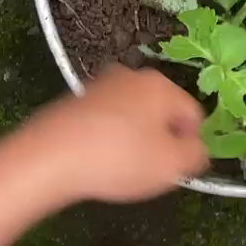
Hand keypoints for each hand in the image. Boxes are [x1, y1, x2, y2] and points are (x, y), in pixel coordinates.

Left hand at [0, 65, 208, 204]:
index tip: (178, 168)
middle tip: (151, 169)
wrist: (48, 157)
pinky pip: (107, 120)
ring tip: (122, 168)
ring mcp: (101, 85)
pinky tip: (98, 160)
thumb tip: (198, 147)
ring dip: (135, 139)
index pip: (194, 114)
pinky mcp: (76, 100)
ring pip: (134, 115)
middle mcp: (133, 76)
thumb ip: (196, 154)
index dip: (192, 144)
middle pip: (162, 112)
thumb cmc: (118, 158)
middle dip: (162, 140)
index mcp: (160, 85)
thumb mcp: (170, 165)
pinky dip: (109, 138)